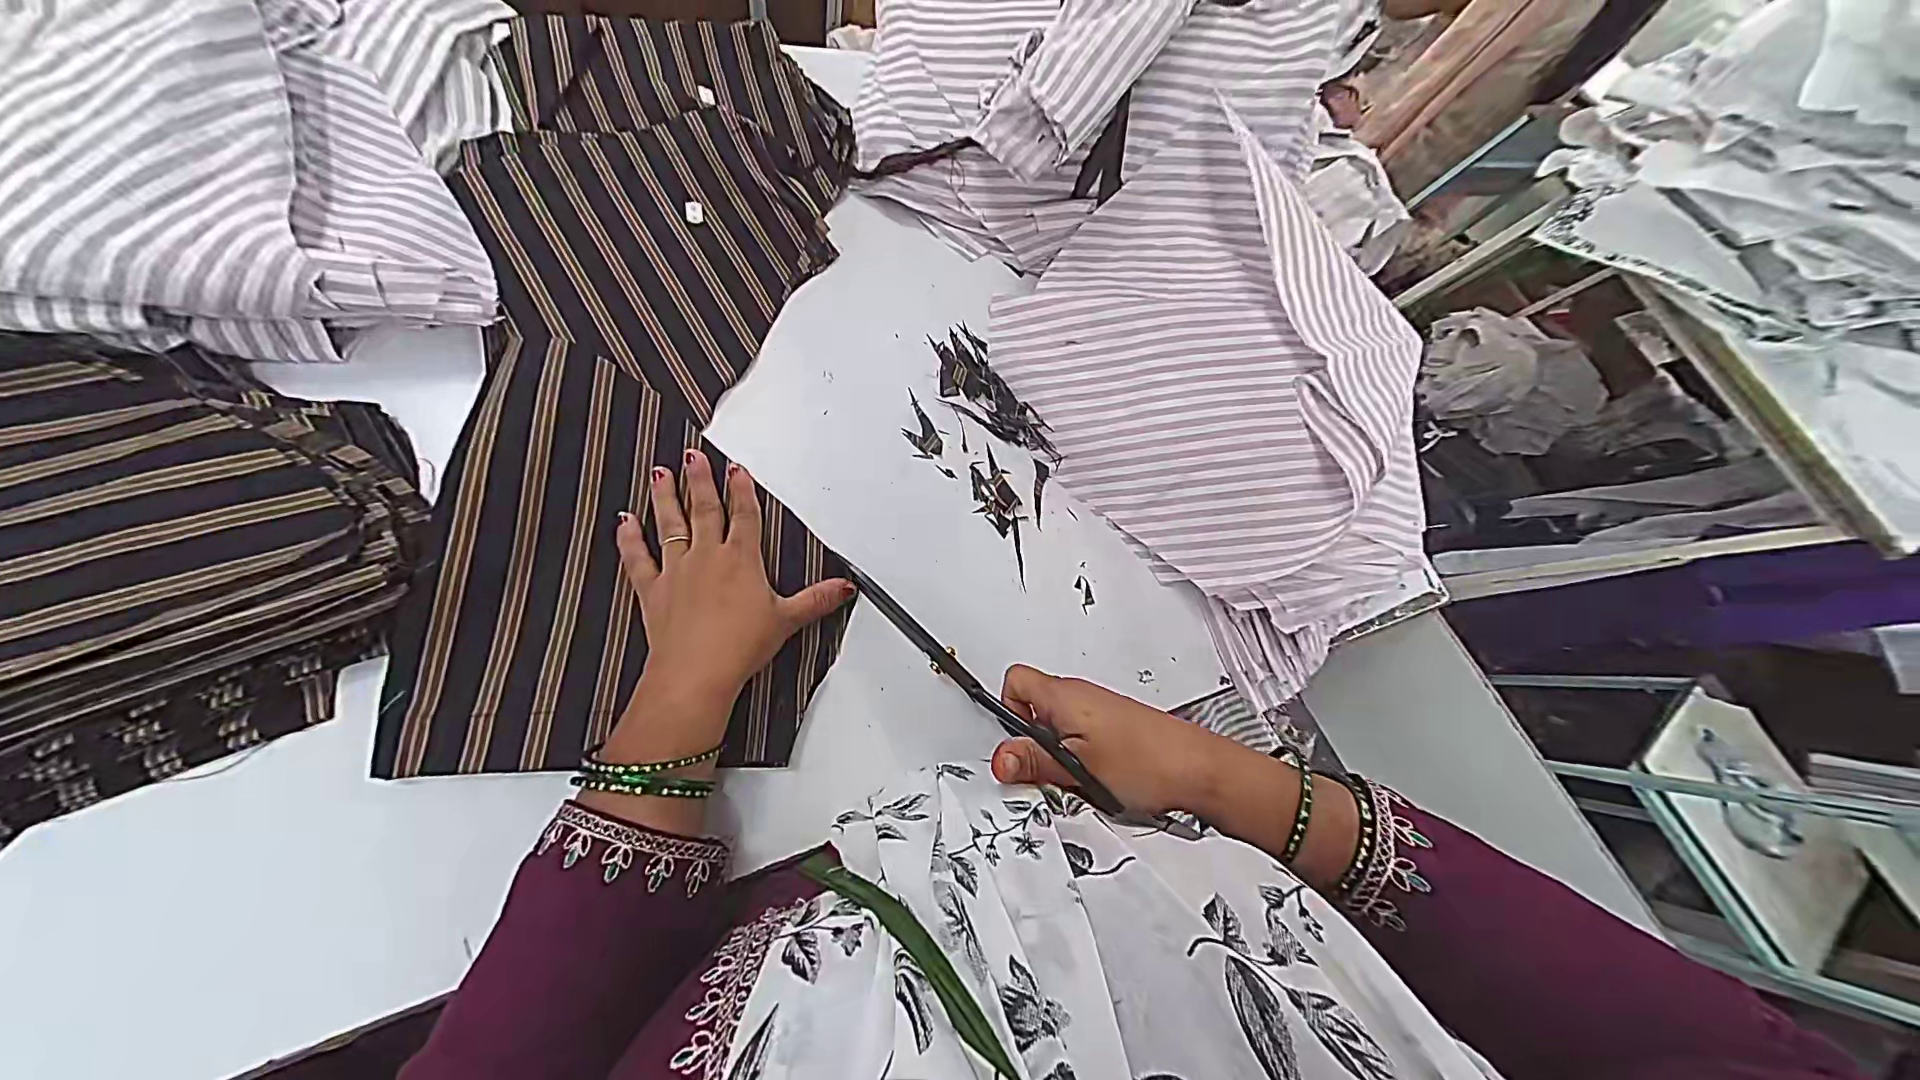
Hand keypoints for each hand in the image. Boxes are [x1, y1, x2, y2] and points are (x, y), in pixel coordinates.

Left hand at [609, 449, 853, 754]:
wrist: (696, 671)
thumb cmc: (738, 646)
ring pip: (670, 524)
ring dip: (665, 496)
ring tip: (660, 472)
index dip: (742, 489)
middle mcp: (707, 557)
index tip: (737, 470)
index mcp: (741, 560)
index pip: (744, 515)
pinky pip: (638, 558)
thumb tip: (843, 589)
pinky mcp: (653, 590)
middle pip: (705, 509)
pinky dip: (629, 539)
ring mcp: (677, 571)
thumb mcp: (787, 620)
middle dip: (700, 480)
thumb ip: (817, 599)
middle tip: (693, 456)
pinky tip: (624, 522)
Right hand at [987, 664, 1238, 815]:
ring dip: (1058, 753)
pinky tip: (1097, 778)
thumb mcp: (1080, 769)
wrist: (1200, 769)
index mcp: (1063, 695)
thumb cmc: (1150, 761)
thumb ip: (1034, 762)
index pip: (1014, 681)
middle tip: (1049, 768)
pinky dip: (1079, 757)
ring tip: (1078, 777)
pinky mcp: (1111, 725)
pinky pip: (1079, 736)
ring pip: (1056, 725)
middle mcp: (1078, 695)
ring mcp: (1097, 709)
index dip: (1006, 712)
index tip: (1014, 745)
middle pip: (1031, 707)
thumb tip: (1000, 758)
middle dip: (1033, 742)